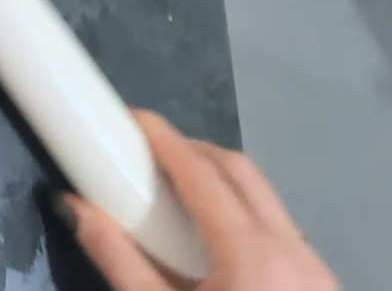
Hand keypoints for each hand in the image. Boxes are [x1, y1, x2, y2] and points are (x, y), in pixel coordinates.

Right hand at [63, 112, 336, 290]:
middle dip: (188, 149)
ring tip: (172, 193)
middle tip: (143, 153)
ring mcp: (319, 273)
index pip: (199, 169)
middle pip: (238, 169)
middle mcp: (294, 251)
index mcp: (252, 252)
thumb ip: (117, 259)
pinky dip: (241, 211)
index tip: (125, 117)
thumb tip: (72, 205)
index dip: (159, 135)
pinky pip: (280, 229)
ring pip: (265, 198)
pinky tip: (213, 242)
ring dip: (217, 179)